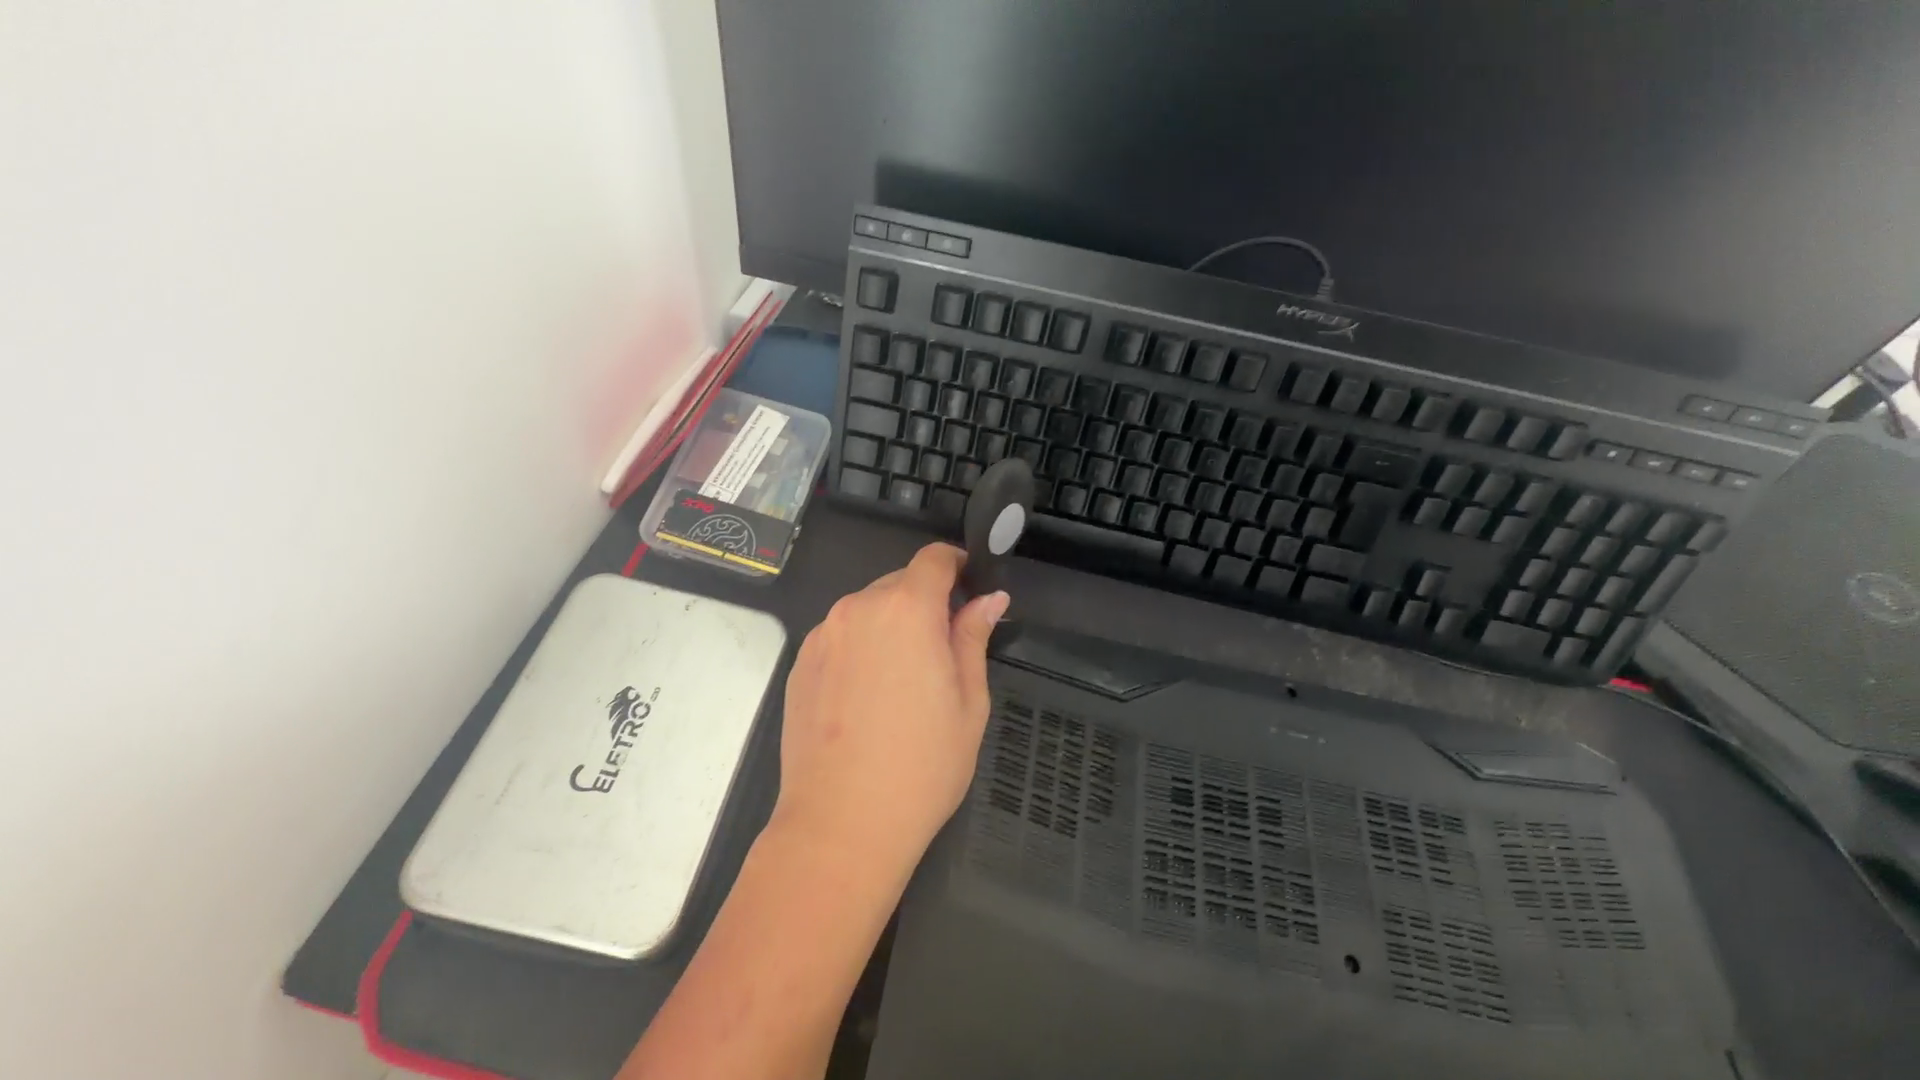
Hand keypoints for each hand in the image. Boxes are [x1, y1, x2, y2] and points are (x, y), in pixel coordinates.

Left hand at [770, 542, 1008, 872]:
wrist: (841, 824)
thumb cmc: (921, 765)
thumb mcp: (969, 702)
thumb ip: (973, 638)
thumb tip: (989, 599)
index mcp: (906, 609)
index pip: (933, 559)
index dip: (956, 566)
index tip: (970, 590)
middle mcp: (857, 609)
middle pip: (898, 584)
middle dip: (925, 604)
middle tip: (943, 654)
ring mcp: (821, 637)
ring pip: (866, 612)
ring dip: (890, 628)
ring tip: (904, 686)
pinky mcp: (799, 666)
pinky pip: (840, 639)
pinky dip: (860, 651)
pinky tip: (868, 701)